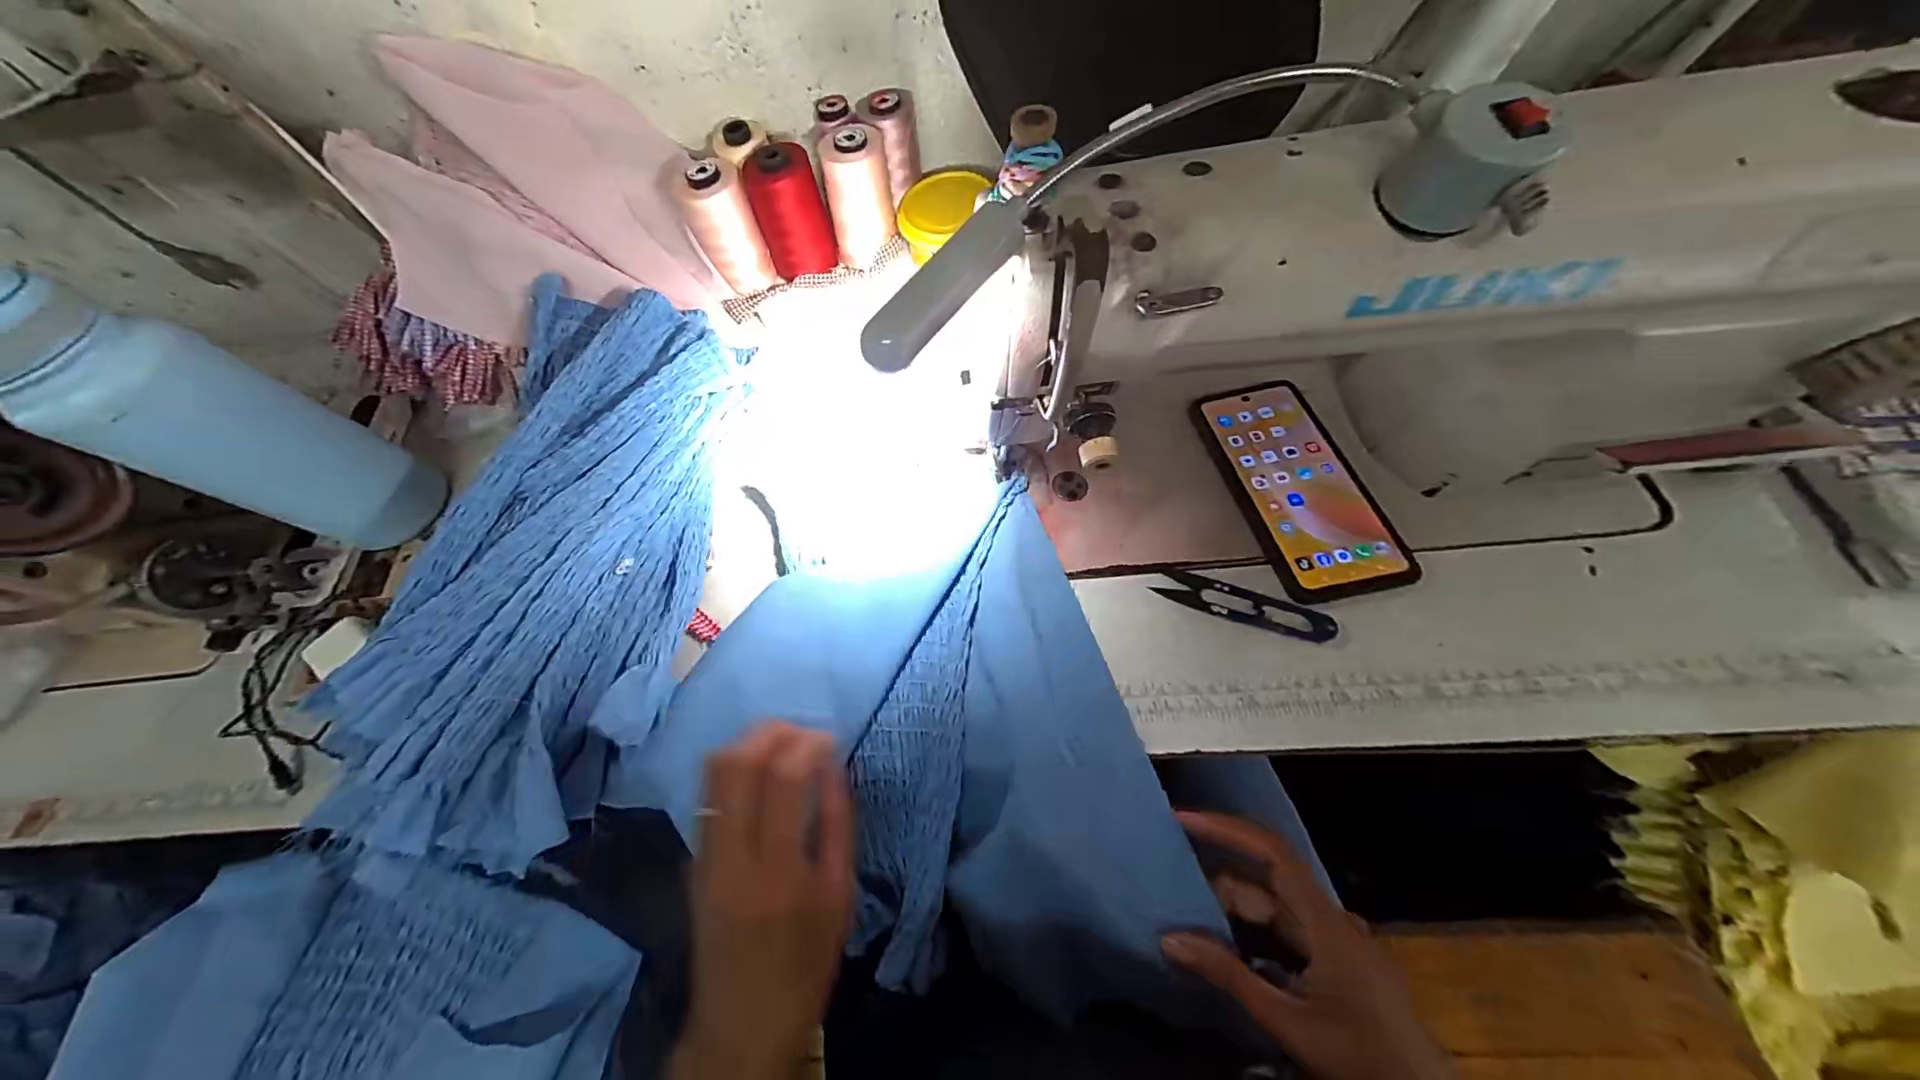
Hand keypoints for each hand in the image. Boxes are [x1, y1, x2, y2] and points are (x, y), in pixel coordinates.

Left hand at [671, 722, 854, 1079]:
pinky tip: (761, 775)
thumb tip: (833, 767)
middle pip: (734, 763)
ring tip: (782, 743)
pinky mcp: (692, 862)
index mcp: (777, 869)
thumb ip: (837, 825)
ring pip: (712, 774)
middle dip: (770, 731)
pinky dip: (735, 771)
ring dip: (748, 744)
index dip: (807, 743)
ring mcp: (703, 857)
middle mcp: (731, 855)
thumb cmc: (806, 964)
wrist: (743, 1024)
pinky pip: (709, 797)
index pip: (782, 778)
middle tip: (801, 730)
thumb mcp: (839, 897)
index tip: (828, 737)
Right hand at [1162, 811, 1456, 1079]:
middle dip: (1219, 884)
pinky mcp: (1339, 960)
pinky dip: (1253, 931)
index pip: (1273, 853)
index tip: (1184, 819)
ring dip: (1234, 911)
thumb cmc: (1360, 1057)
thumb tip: (1169, 939)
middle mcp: (1333, 919)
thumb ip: (1229, 975)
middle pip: (1266, 883)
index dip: (1228, 829)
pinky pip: (1287, 929)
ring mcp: (1339, 939)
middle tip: (1173, 893)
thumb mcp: (1287, 1021)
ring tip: (1191, 919)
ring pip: (1275, 907)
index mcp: (1326, 922)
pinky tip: (1229, 948)